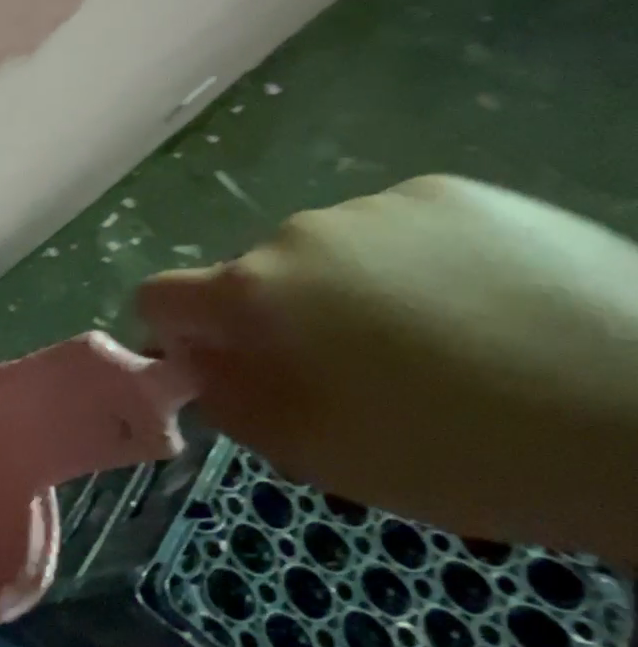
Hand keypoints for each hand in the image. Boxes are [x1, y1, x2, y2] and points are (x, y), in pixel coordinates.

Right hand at [138, 175, 637, 565]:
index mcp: (254, 292)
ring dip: (349, 291)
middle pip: (252, 276)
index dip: (178, 336)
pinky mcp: (456, 192)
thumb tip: (194, 361)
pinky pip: (399, 229)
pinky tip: (486, 308)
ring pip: (327, 252)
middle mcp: (297, 231)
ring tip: (438, 345)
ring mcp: (379, 204)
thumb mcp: (317, 454)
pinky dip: (417, 265)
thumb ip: (226, 400)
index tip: (227, 371)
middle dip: (279, 320)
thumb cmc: (464, 451)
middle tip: (355, 377)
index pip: (159, 297)